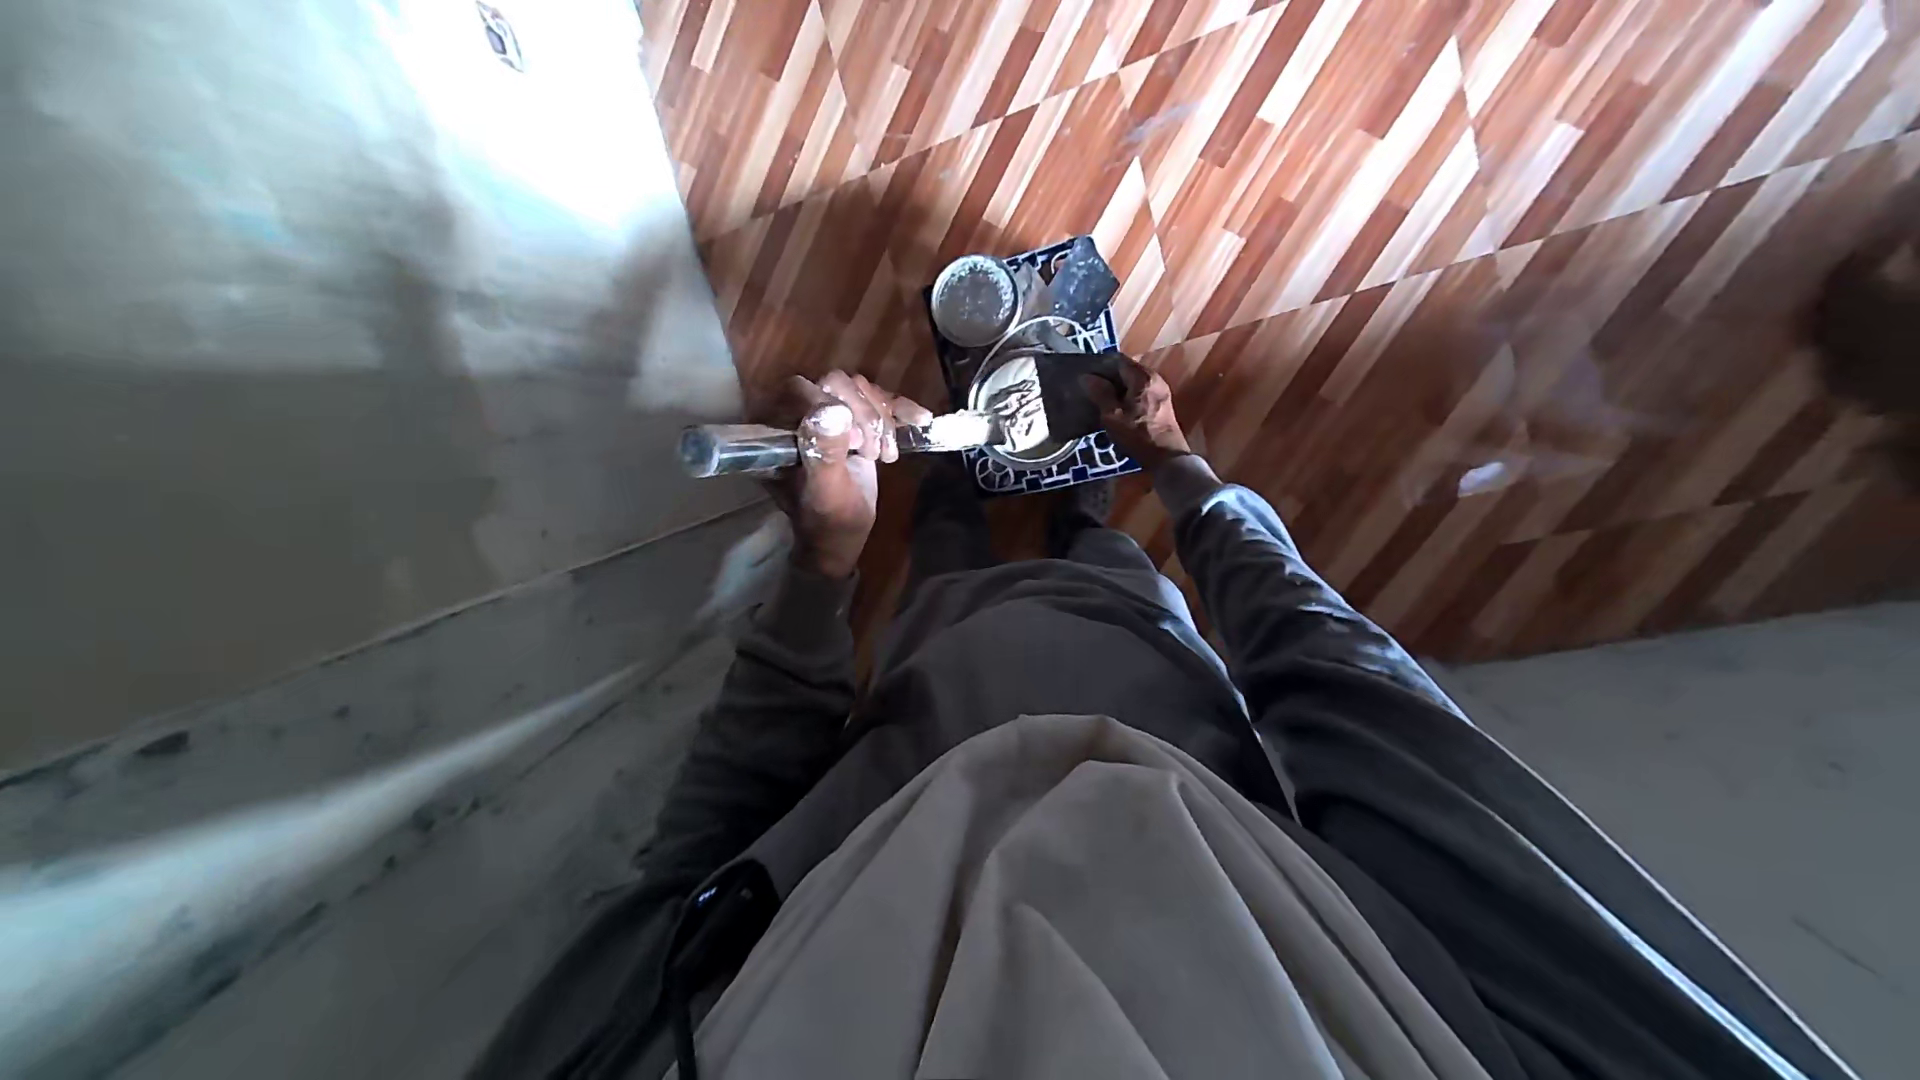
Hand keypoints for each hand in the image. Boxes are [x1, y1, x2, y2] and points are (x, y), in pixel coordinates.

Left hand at [761, 371, 930, 579]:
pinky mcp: (851, 420)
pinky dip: (900, 409)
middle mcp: (795, 414)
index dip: (834, 409)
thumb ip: (824, 452)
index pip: (802, 390)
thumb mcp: (826, 491)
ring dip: (882, 419)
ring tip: (885, 453)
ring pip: (859, 389)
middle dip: (864, 416)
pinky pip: (876, 399)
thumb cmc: (829, 520)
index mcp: (775, 429)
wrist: (842, 538)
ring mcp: (826, 415)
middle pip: (835, 384)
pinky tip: (920, 419)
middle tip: (873, 453)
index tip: (854, 444)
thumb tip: (831, 410)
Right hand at [1085, 354, 1191, 470]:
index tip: (1088, 374)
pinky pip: (1141, 391)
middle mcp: (1155, 378)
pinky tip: (1118, 406)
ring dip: (1119, 387)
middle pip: (1128, 370)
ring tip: (1102, 398)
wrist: (1166, 456)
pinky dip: (1128, 394)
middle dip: (1110, 376)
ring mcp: (1161, 390)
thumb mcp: (1112, 415)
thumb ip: (1100, 393)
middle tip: (1092, 387)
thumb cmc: (1137, 435)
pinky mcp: (1163, 402)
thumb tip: (1087, 377)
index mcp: (1143, 378)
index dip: (1101, 365)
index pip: (1119, 360)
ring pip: (1134, 381)